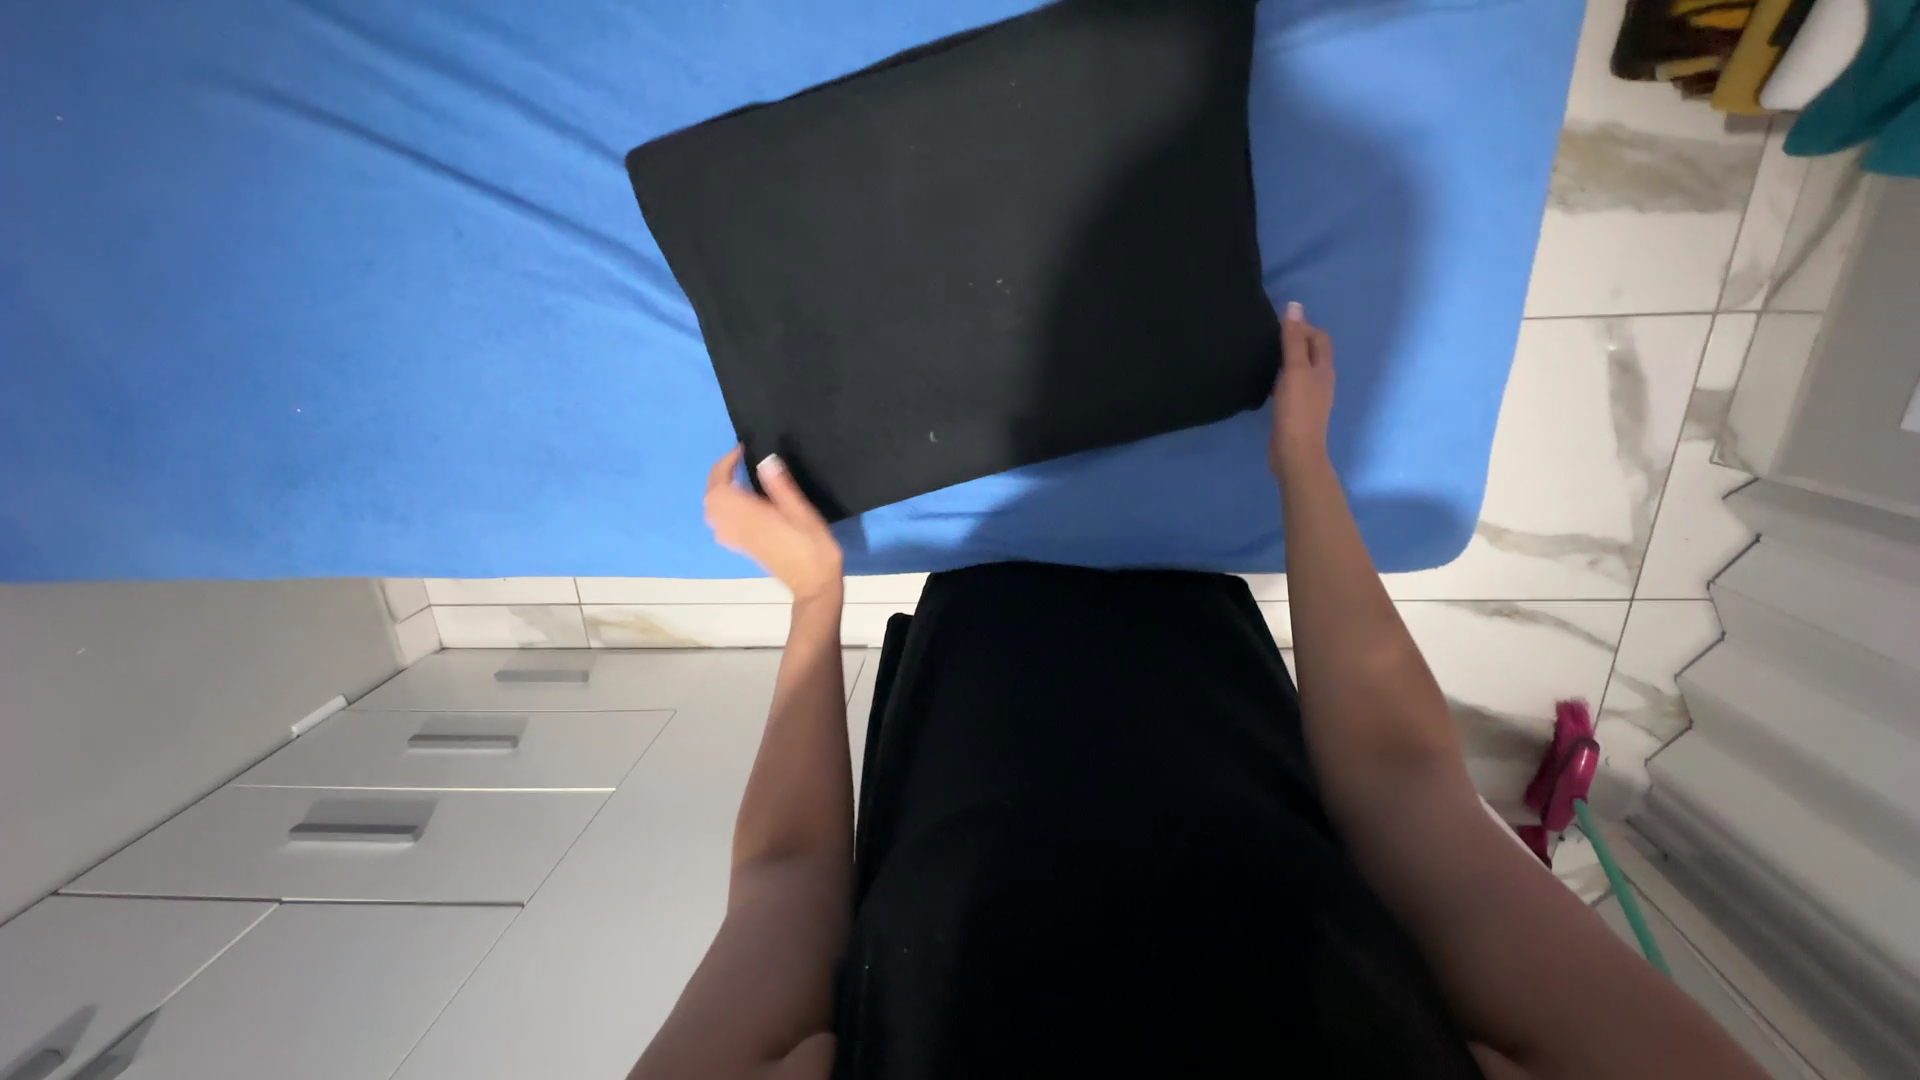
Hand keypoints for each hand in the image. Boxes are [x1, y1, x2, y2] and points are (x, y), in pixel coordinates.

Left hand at [704, 447, 843, 600]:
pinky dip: (723, 509)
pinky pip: (721, 526)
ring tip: (738, 480)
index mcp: (751, 516)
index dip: (725, 465)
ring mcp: (740, 540)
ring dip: (719, 492)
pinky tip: (742, 504)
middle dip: (719, 476)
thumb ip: (782, 487)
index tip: (742, 451)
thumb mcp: (804, 514)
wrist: (814, 586)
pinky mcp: (745, 547)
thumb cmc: (815, 549)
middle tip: (739, 462)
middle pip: (711, 499)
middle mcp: (739, 527)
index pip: (720, 487)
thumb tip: (765, 461)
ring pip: (712, 513)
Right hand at [1269, 300, 1335, 474]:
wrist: (1295, 452)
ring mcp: (1310, 397)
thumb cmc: (1297, 410)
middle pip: (1311, 353)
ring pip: (1300, 370)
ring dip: (1286, 361)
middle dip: (1294, 342)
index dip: (1303, 327)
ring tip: (1265, 358)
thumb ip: (1292, 340)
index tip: (1278, 326)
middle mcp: (1321, 380)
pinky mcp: (1297, 411)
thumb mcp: (1294, 370)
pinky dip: (1280, 379)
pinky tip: (1265, 383)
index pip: (1319, 337)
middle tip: (1268, 340)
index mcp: (1324, 368)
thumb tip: (1295, 306)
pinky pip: (1290, 387)